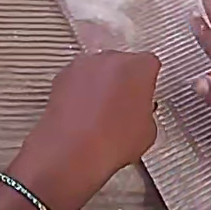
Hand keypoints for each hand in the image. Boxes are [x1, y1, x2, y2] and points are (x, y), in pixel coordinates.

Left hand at [9, 50, 160, 209]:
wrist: (73, 150)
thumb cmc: (111, 140)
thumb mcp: (147, 131)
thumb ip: (145, 111)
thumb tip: (139, 115)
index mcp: (138, 67)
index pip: (149, 64)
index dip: (147, 81)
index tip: (145, 94)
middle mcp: (109, 59)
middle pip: (121, 63)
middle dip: (122, 81)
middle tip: (124, 105)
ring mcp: (82, 66)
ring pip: (97, 70)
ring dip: (99, 85)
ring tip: (101, 113)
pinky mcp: (61, 77)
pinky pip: (76, 80)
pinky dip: (79, 92)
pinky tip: (83, 115)